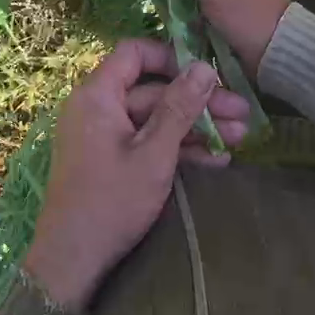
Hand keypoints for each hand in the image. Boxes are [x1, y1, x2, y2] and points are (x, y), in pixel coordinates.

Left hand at [22, 40, 249, 309]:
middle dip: (198, 102)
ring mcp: (104, 134)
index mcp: (98, 94)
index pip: (135, 53)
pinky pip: (146, 141)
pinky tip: (216, 160)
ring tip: (239, 138)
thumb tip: (204, 67)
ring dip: (195, 128)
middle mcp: (98, 106)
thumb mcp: (154, 153)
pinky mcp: (111, 159)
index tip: (207, 72)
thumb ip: (179, 108)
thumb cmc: (112, 201)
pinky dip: (177, 148)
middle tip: (242, 114)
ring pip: (155, 119)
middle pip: (153, 90)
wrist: (73, 261)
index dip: (172, 57)